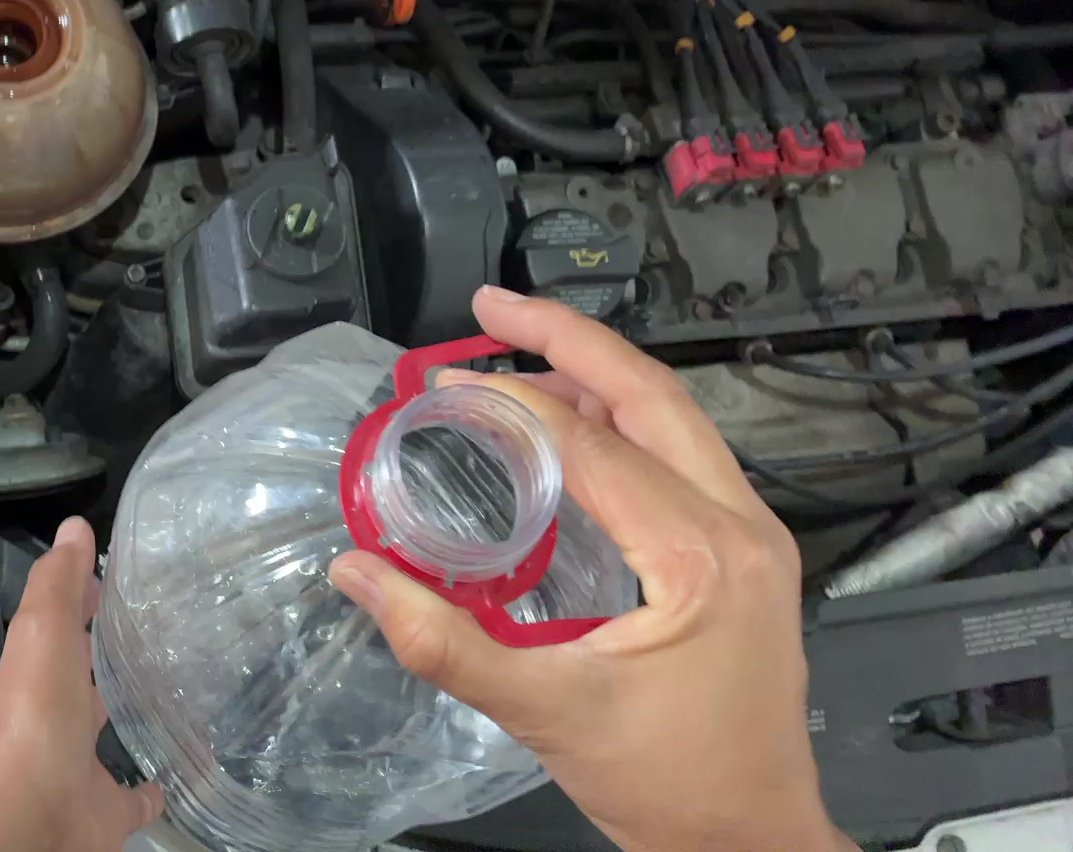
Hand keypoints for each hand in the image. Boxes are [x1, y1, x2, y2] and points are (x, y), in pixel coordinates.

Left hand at [0, 517, 162, 851]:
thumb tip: (75, 524)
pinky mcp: (104, 810)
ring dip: (131, 704)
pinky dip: (154, 783)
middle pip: (85, 668)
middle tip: (166, 620)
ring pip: (107, 723)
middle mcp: (56, 707)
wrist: (25, 829)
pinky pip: (134, 794)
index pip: (64, 617)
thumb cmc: (33, 719)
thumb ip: (59, 581)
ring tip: (181, 680)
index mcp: (40, 663)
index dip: (86, 592)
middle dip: (111, 645)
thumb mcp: (42, 632)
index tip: (125, 568)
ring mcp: (79, 760)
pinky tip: (187, 766)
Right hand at [329, 286, 855, 851]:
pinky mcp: (730, 542)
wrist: (750, 839)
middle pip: (649, 389)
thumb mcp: (541, 711)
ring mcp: (743, 528)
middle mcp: (736, 524)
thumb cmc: (665, 781)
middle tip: (490, 307)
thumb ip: (438, 639)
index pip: (588, 440)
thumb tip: (355, 571)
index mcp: (697, 555)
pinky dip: (605, 409)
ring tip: (508, 352)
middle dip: (563, 335)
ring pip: (664, 409)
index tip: (440, 386)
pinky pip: (668, 444)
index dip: (505, 402)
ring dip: (584, 367)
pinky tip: (555, 415)